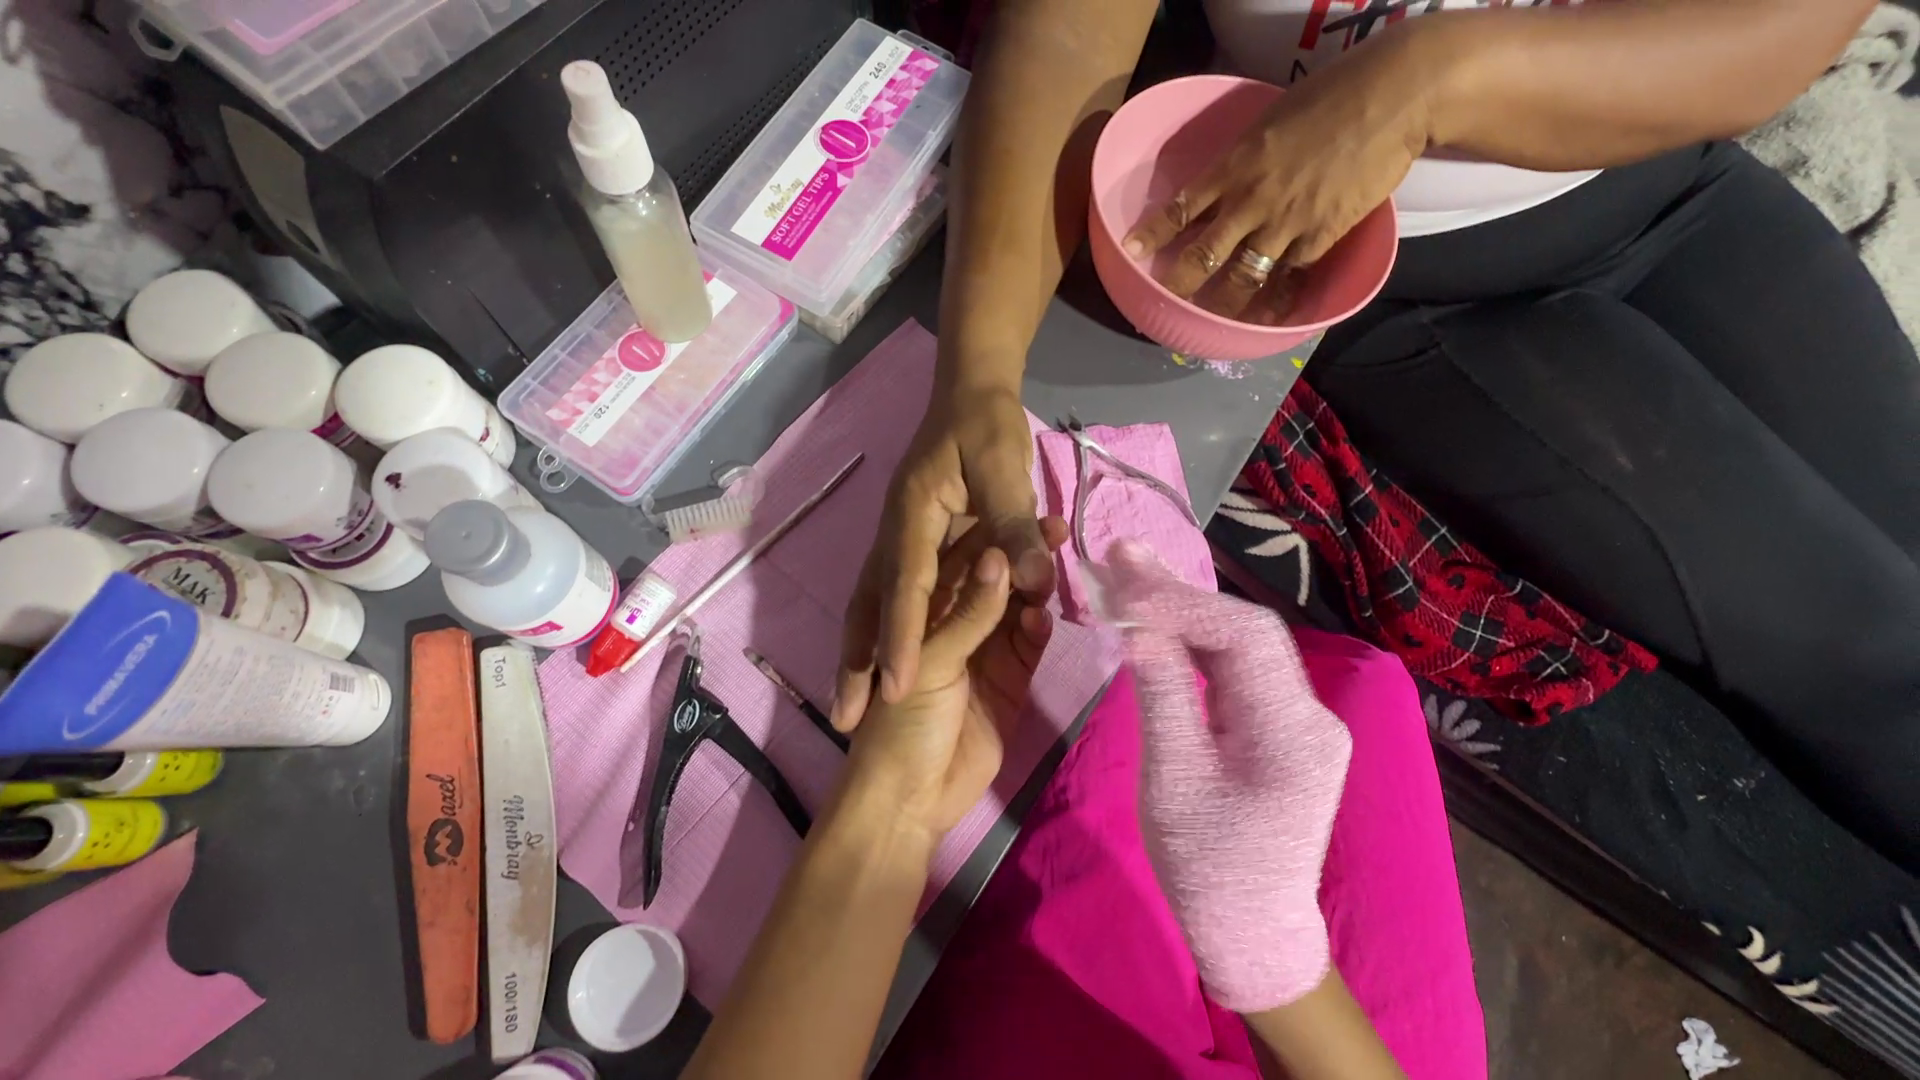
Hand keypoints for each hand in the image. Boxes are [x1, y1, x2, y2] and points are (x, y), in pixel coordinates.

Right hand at [835, 384, 1055, 727]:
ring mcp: (896, 538)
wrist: (969, 391)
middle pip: (868, 603)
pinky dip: (882, 629)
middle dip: (857, 661)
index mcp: (912, 515)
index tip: (897, 689)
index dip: (901, 638)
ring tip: (850, 703)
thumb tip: (1035, 584)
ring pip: (871, 602)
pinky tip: (880, 660)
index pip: (906, 585)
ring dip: (860, 651)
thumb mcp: (1004, 466)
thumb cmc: (986, 425)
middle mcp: (892, 533)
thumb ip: (1015, 524)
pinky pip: (890, 593)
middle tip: (845, 719)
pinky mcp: (909, 542)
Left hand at [841, 520, 1062, 840]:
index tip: (1023, 506)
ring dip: (1035, 589)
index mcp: (920, 611)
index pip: (959, 562)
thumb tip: (1001, 557)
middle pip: (993, 580)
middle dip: (1021, 554)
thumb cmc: (904, 724)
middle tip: (1057, 527)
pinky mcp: (1009, 680)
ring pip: (1014, 608)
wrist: (914, 799)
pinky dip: (1037, 628)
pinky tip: (1047, 615)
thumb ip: (970, 614)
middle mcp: (952, 622)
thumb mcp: (936, 662)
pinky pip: (1027, 644)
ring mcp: (983, 651)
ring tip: (1057, 566)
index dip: (990, 534)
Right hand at [1096, 541, 1352, 1012]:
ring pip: (1243, 646)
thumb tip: (1137, 626)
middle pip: (1247, 632)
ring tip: (1131, 577)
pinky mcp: (1283, 729)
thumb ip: (1161, 695)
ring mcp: (1302, 720)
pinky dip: (1196, 644)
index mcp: (1291, 732)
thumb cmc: (1206, 866)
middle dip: (1181, 594)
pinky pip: (1239, 671)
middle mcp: (1310, 715)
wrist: (1251, 928)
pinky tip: (1161, 624)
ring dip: (1186, 612)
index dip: (1182, 600)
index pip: (1244, 637)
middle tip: (1121, 557)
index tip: (1123, 576)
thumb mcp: (1173, 780)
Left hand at [1123, 41, 1430, 320]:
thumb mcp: (1268, 123)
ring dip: (1225, 305)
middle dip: (1180, 285)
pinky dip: (1277, 302)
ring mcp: (1284, 225)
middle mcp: (1250, 202)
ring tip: (1214, 322)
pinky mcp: (1319, 239)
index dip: (1151, 234)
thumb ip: (1242, 160)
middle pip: (1203, 257)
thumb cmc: (1329, 97)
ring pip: (1243, 279)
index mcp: (1233, 167)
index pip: (1180, 208)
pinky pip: (1289, 280)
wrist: (1393, 97)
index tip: (1129, 252)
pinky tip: (1269, 318)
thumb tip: (1223, 186)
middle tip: (1166, 303)